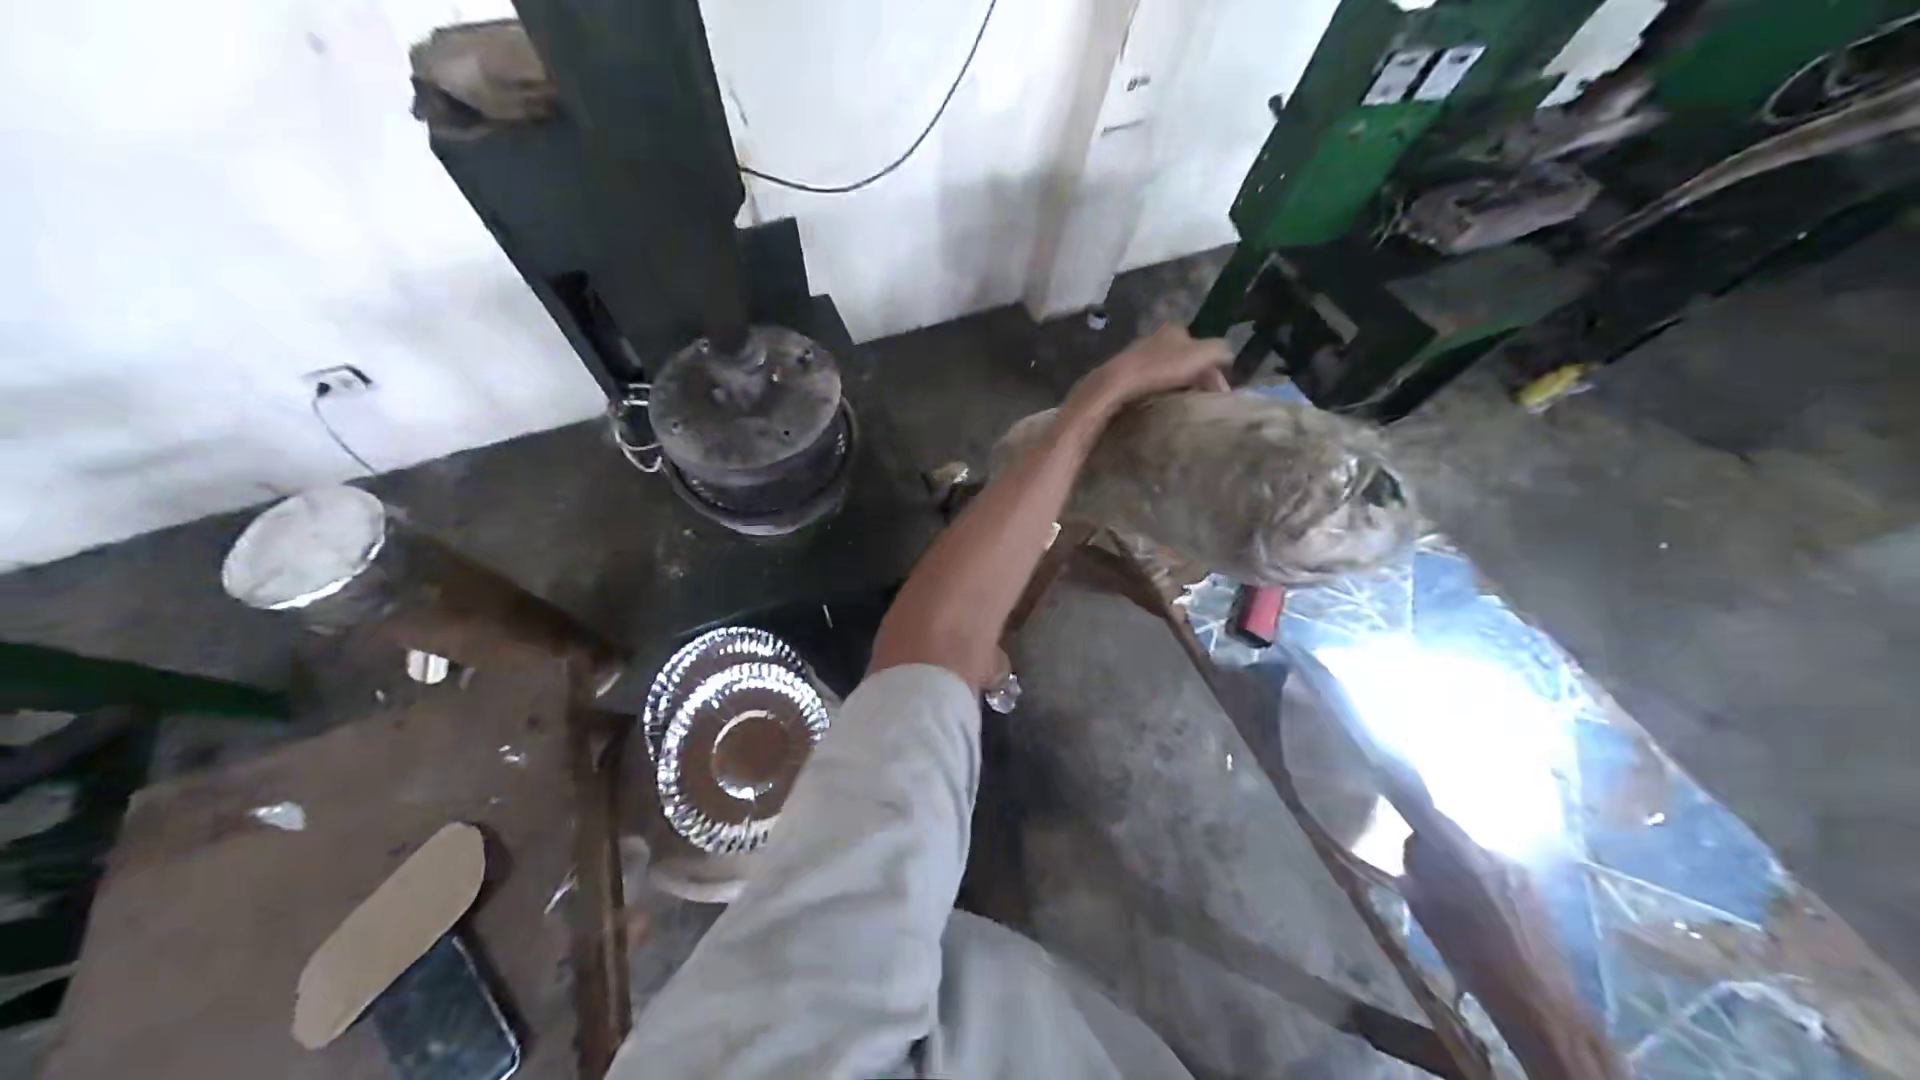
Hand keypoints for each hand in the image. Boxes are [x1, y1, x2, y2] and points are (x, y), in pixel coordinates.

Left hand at [1071, 325, 1231, 416]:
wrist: (1118, 383)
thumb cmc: (1163, 366)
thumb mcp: (1204, 353)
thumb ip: (1220, 351)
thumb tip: (1227, 359)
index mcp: (1175, 329)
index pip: (1203, 348)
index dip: (1214, 370)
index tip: (1217, 393)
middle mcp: (1155, 337)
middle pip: (1184, 361)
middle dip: (1195, 379)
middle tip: (1202, 401)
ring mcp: (1136, 356)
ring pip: (1166, 373)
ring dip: (1177, 388)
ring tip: (1183, 407)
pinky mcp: (1123, 375)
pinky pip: (1149, 384)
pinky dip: (1159, 393)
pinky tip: (1161, 406)